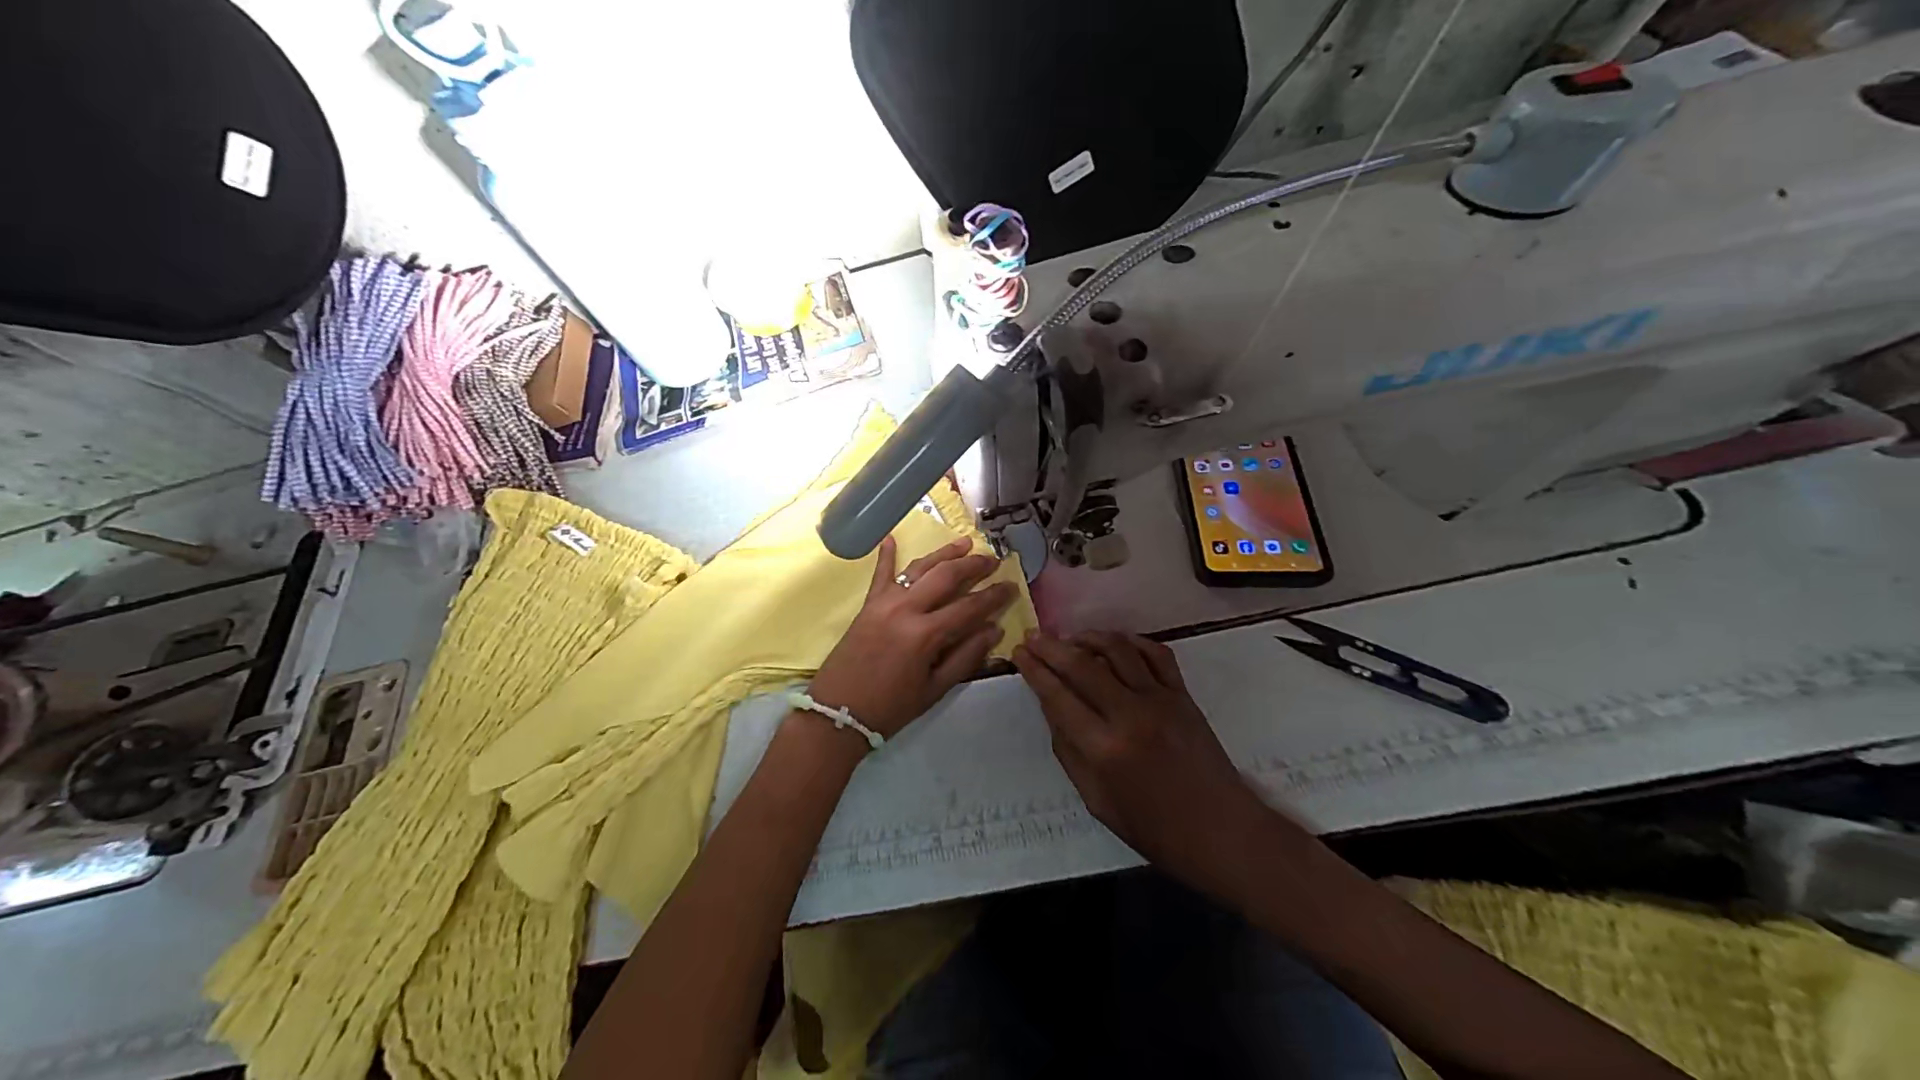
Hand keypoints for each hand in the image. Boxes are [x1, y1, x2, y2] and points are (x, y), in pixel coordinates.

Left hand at [809, 535, 1015, 738]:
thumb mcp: (935, 689)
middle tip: (993, 560)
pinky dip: (886, 556)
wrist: (838, 712)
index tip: (1013, 586)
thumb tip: (994, 630)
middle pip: (946, 577)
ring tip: (964, 543)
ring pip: (918, 569)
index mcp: (925, 634)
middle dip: (973, 566)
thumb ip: (966, 657)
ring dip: (943, 554)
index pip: (970, 607)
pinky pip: (880, 575)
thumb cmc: (891, 707)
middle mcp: (906, 609)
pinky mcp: (867, 605)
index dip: (995, 596)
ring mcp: (883, 603)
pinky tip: (891, 538)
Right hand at [1013, 631, 1278, 900]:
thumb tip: (1051, 708)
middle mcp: (1130, 715)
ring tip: (1071, 637)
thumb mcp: (1097, 801)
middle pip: (1082, 666)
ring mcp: (1161, 700)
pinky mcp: (1184, 695)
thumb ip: (1070, 752)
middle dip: (1052, 647)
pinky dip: (1132, 642)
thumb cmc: (1153, 828)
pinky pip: (1156, 654)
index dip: (1034, 671)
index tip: (1019, 653)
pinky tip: (1116, 643)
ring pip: (1118, 651)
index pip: (1058, 696)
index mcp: (1104, 748)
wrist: (1222, 832)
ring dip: (1089, 637)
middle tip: (1034, 636)